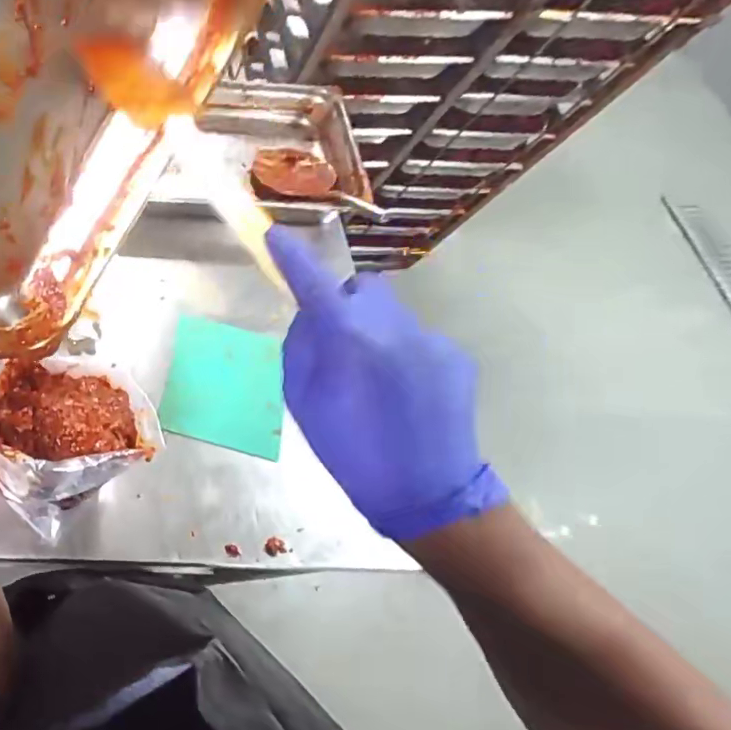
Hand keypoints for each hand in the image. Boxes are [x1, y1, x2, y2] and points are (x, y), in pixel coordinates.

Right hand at [267, 226, 506, 541]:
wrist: (430, 494)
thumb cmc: (353, 456)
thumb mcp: (305, 407)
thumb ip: (300, 353)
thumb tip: (307, 318)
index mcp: (352, 344)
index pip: (315, 287)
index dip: (293, 260)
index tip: (275, 235)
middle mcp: (396, 328)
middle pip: (362, 289)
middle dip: (343, 304)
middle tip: (333, 345)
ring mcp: (432, 339)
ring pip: (389, 314)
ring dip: (371, 332)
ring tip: (370, 381)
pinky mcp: (455, 354)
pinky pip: (414, 337)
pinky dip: (398, 353)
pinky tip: (400, 393)